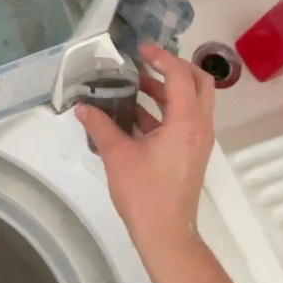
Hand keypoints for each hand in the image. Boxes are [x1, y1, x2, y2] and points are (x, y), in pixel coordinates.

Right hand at [76, 42, 215, 253]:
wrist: (165, 232)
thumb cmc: (144, 193)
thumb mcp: (117, 156)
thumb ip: (101, 127)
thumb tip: (83, 108)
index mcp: (186, 122)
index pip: (180, 75)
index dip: (161, 57)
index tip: (140, 51)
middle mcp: (199, 126)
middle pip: (199, 82)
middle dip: (175, 68)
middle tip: (149, 63)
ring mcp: (198, 140)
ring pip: (193, 102)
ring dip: (169, 89)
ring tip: (137, 86)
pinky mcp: (192, 152)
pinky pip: (185, 120)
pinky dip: (166, 111)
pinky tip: (136, 115)